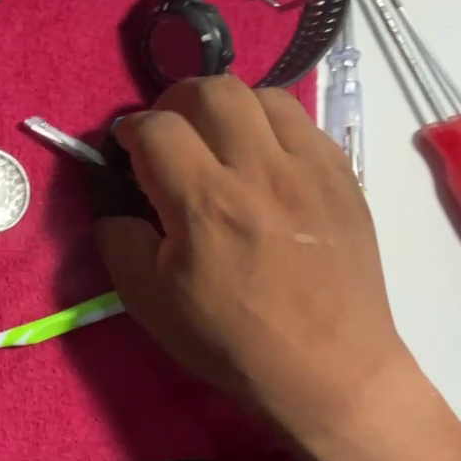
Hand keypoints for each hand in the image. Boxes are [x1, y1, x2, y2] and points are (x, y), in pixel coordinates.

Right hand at [91, 76, 414, 442]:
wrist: (328, 371)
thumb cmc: (226, 339)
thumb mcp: (144, 299)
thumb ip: (117, 235)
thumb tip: (116, 198)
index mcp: (205, 204)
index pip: (154, 128)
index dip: (128, 131)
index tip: (125, 152)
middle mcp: (260, 173)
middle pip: (211, 90)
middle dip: (174, 103)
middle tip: (167, 136)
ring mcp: (310, 170)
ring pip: (261, 94)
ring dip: (226, 109)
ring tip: (216, 143)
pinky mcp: (344, 177)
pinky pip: (302, 120)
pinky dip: (269, 126)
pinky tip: (259, 161)